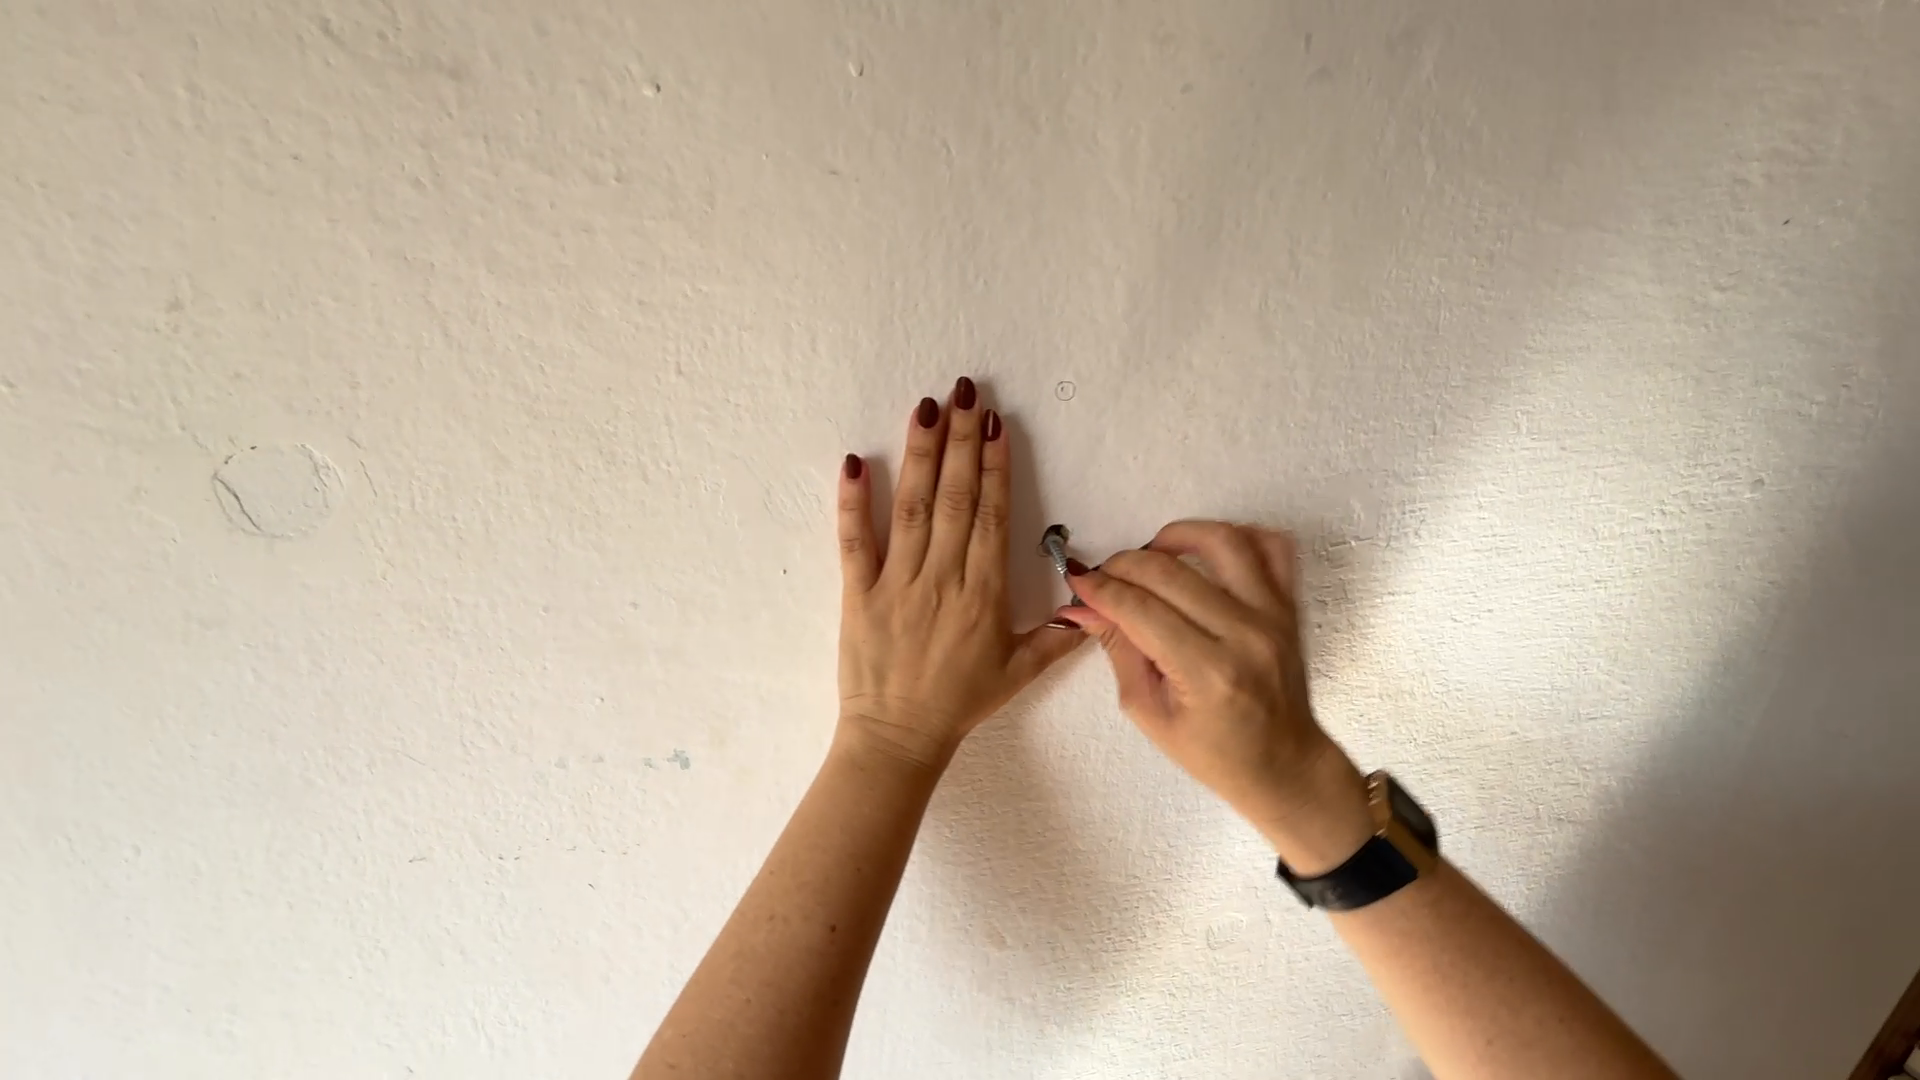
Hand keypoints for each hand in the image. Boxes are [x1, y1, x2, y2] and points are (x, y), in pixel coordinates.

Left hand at [834, 379, 1083, 769]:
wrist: (898, 737)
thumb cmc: (960, 702)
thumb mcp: (1019, 673)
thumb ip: (1059, 637)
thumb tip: (1094, 605)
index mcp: (982, 594)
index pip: (990, 517)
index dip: (994, 467)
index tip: (995, 423)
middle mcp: (941, 579)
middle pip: (954, 499)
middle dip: (961, 441)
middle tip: (966, 391)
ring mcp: (897, 584)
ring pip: (911, 509)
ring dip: (919, 455)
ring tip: (926, 407)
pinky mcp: (858, 594)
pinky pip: (854, 542)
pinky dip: (853, 502)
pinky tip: (856, 461)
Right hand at [1057, 521, 1371, 870]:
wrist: (1283, 764)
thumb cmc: (1213, 751)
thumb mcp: (1148, 710)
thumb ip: (1118, 648)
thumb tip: (1081, 605)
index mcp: (1208, 673)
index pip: (1139, 609)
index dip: (1100, 589)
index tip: (1077, 581)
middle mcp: (1245, 636)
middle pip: (1170, 572)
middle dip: (1123, 565)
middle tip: (1104, 576)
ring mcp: (1273, 616)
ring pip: (1222, 542)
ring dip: (1176, 536)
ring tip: (1152, 553)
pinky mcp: (1289, 606)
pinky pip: (1272, 546)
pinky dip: (1237, 534)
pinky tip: (1204, 550)